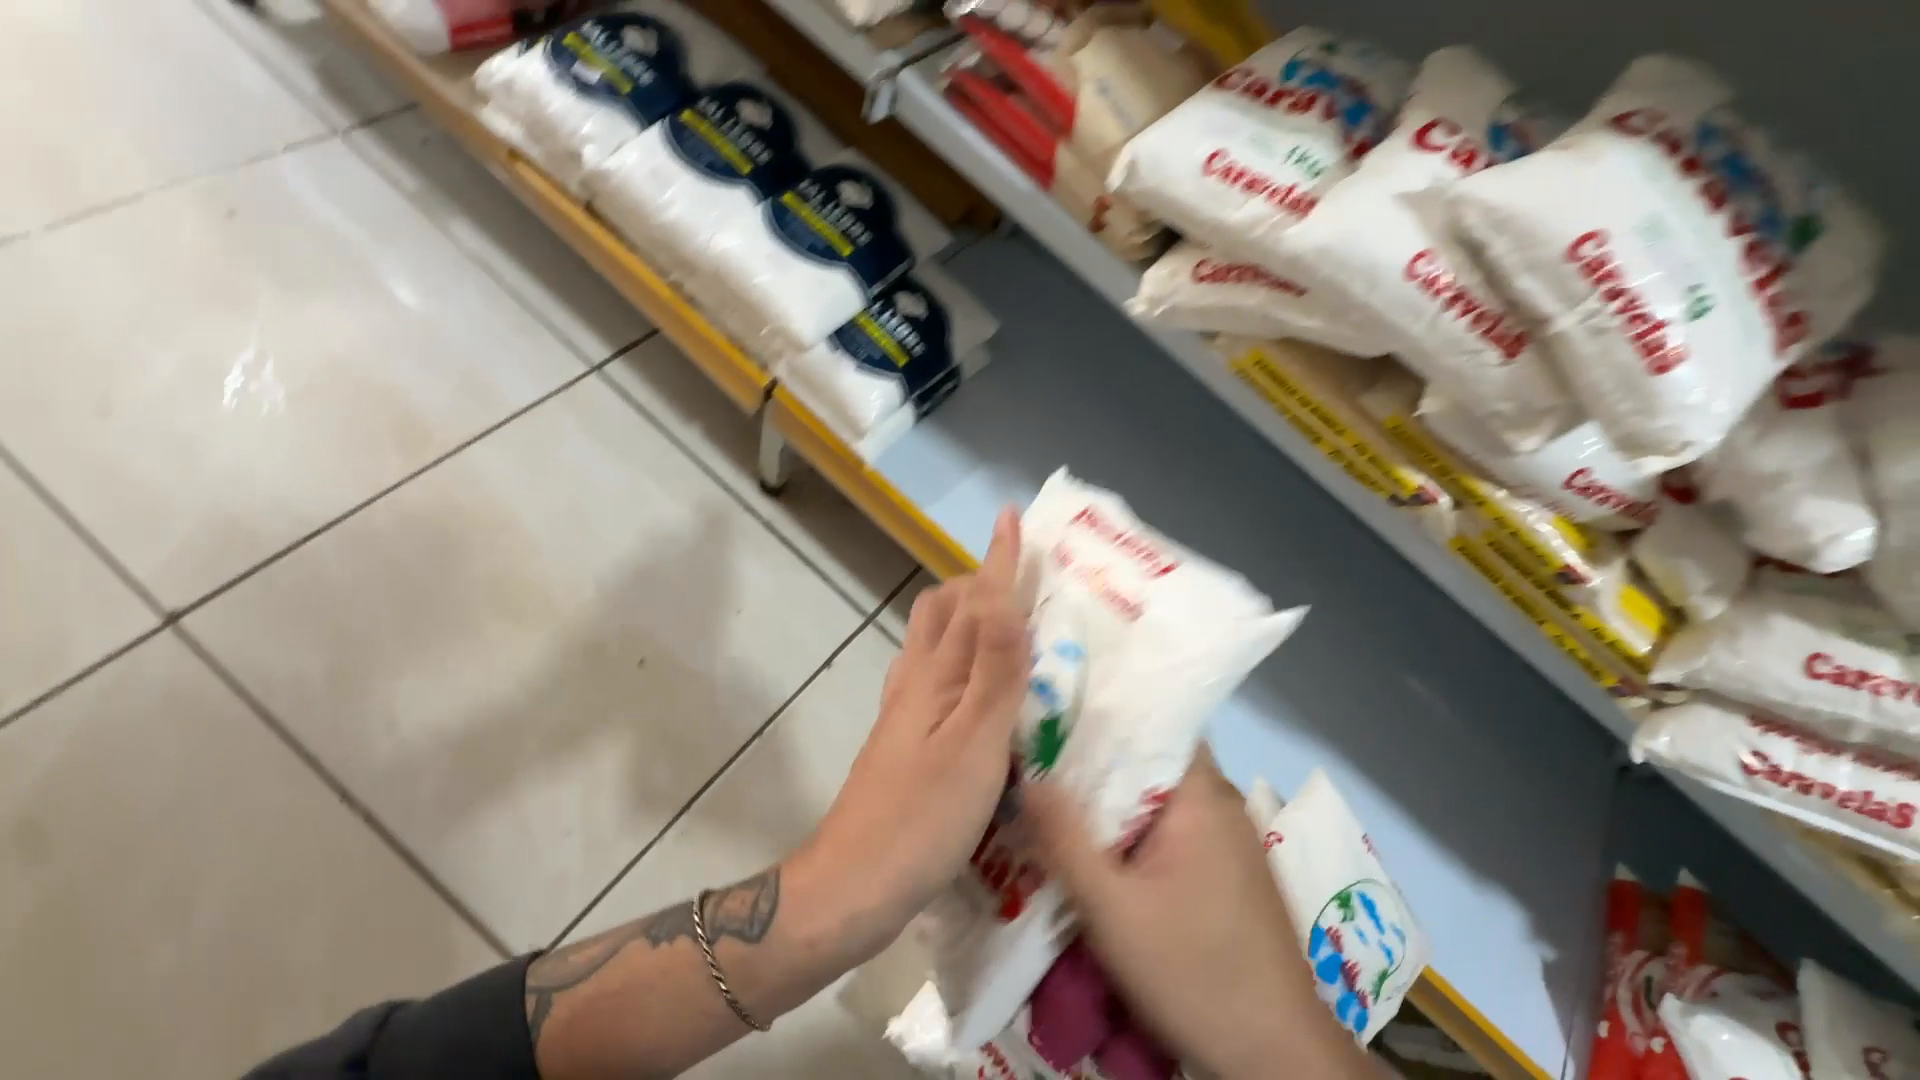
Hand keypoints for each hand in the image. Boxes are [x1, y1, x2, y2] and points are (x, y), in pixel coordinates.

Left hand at [800, 509, 1031, 959]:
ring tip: (1006, 622)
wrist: (853, 885)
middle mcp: (915, 682)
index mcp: (936, 676)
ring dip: (968, 618)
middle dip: (979, 581)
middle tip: (1022, 576)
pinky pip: (932, 676)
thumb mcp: (973, 745)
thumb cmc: (922, 819)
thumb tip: (1006, 595)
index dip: (997, 561)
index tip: (1012, 516)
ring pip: (933, 642)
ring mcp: (904, 713)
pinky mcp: (903, 742)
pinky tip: (974, 686)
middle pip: (942, 611)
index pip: (974, 603)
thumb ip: (994, 672)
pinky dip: (960, 659)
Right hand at [1025, 754, 1371, 1079]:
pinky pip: (1176, 831)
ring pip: (1160, 800)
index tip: (1049, 720)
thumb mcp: (1110, 908)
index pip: (1151, 721)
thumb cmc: (1192, 970)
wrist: (1276, 1054)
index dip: (1098, 717)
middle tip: (1039, 769)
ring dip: (1114, 806)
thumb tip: (1029, 771)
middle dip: (1096, 766)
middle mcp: (1223, 803)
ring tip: (1059, 809)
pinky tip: (1103, 857)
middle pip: (1150, 761)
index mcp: (1202, 794)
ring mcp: (1233, 839)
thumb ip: (1065, 837)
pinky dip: (1138, 834)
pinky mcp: (1233, 872)